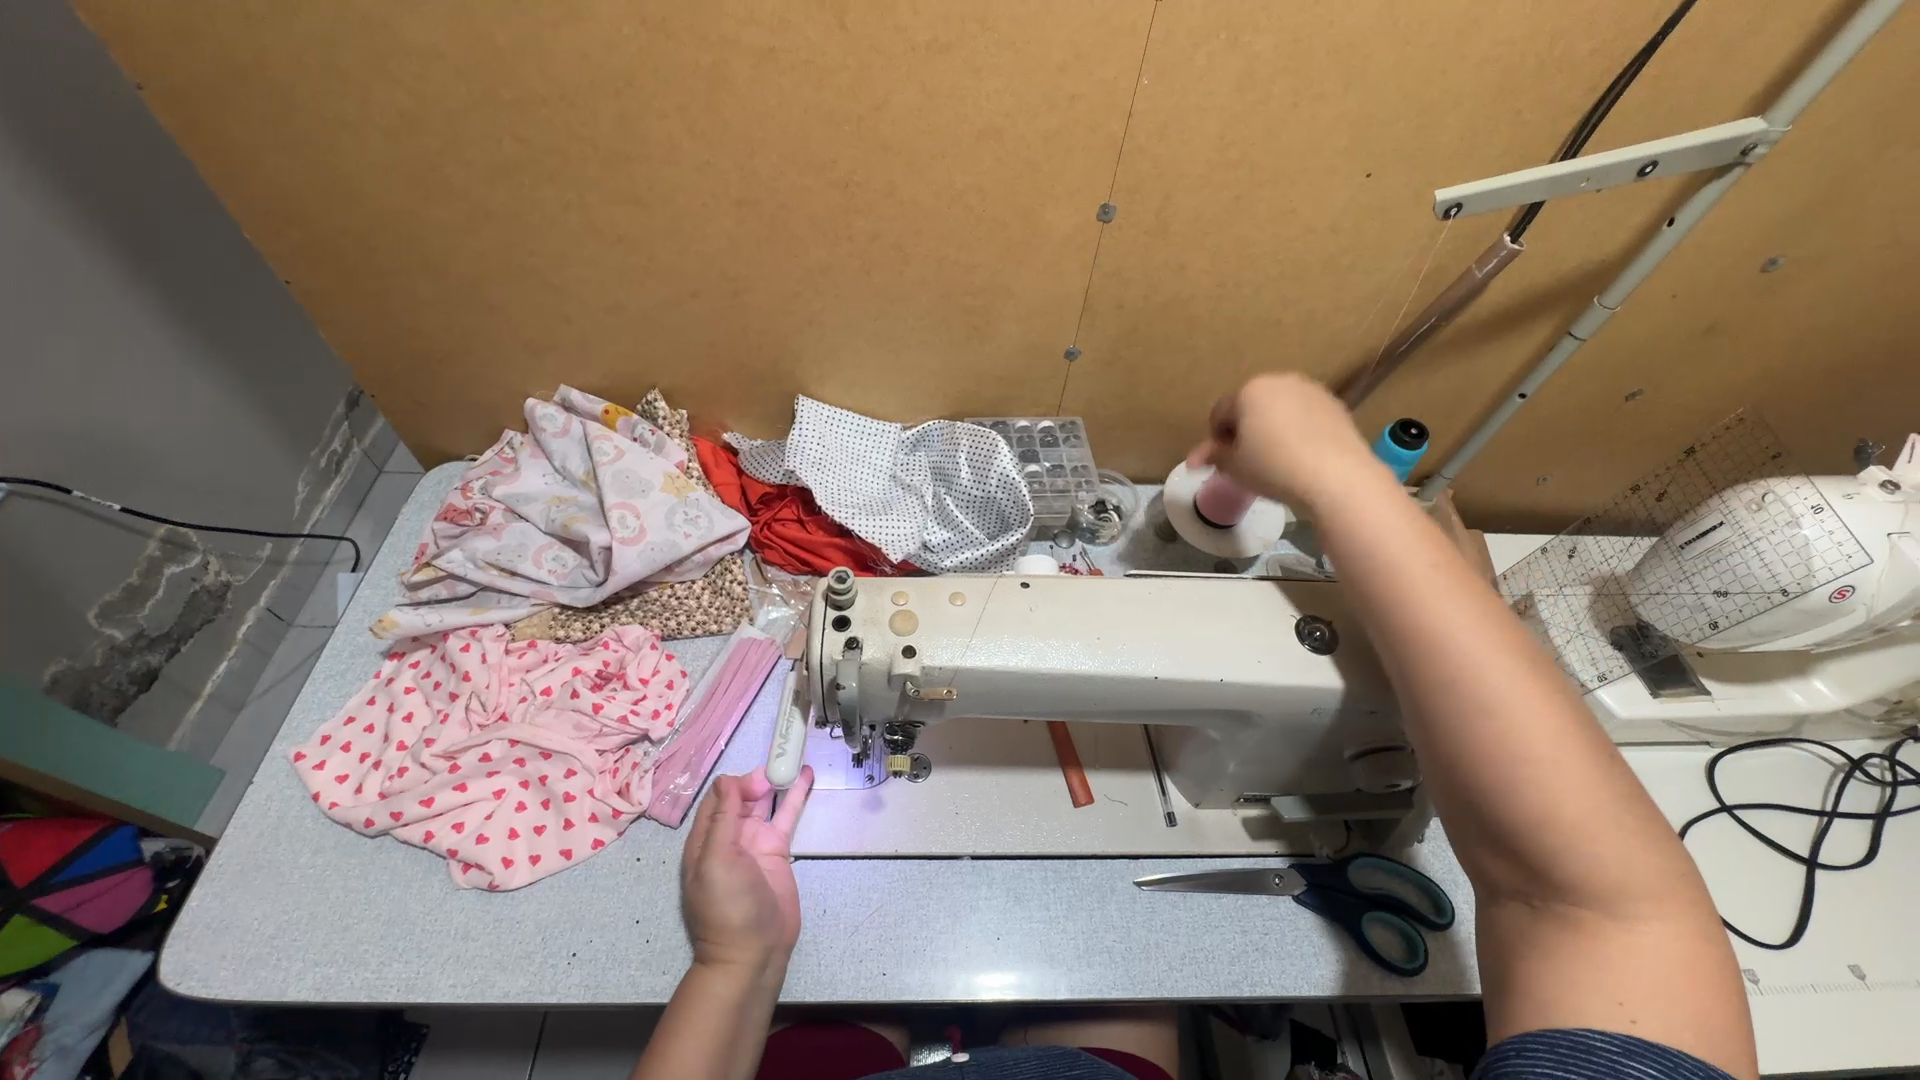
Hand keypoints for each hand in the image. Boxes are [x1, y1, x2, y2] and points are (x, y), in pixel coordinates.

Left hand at [681, 766, 813, 972]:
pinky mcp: (778, 851)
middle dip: (755, 779)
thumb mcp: (716, 861)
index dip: (733, 784)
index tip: (754, 783)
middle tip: (774, 774)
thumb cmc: (727, 908)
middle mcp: (729, 836)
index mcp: (705, 839)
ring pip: (765, 802)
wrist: (753, 952)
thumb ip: (723, 819)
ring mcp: (755, 843)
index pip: (717, 798)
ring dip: (775, 781)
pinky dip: (795, 796)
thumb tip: (727, 780)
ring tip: (790, 762)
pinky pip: (786, 816)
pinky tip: (806, 777)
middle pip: (741, 796)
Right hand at [1187, 373, 1387, 512]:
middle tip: (1248, 461)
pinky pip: (1305, 416)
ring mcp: (1311, 390)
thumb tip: (1195, 459)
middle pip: (1251, 406)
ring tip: (1277, 459)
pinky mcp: (1335, 405)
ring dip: (1271, 428)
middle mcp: (1279, 381)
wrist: (1335, 476)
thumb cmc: (1272, 467)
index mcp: (1249, 390)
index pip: (1219, 413)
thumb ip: (1213, 456)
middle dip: (1245, 430)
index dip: (1216, 439)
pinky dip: (1298, 430)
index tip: (1224, 462)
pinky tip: (1301, 456)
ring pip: (1279, 409)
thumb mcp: (1233, 466)